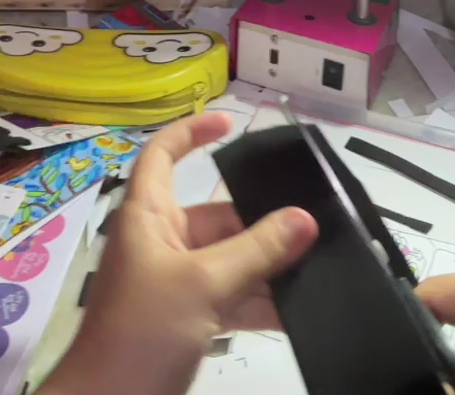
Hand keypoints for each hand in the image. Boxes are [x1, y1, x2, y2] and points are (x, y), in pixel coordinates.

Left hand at [41, 113, 318, 394]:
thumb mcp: (203, 285)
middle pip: (213, 215)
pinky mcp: (186, 319)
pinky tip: (295, 309)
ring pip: (227, 258)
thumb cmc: (141, 332)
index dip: (191, 132)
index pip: (163, 155)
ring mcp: (174, 282)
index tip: (229, 122)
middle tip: (307, 221)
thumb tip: (303, 219)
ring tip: (313, 265)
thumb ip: (255, 251)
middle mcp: (161, 241)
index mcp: (148, 216)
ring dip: (264, 265)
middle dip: (257, 220)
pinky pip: (229, 297)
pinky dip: (258, 302)